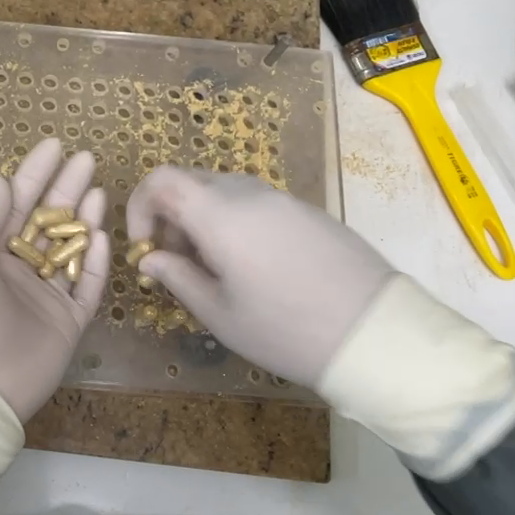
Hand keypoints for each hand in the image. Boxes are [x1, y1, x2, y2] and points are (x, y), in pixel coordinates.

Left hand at [0, 138, 111, 420]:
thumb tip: (0, 181)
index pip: (14, 205)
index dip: (33, 174)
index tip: (54, 146)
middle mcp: (16, 271)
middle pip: (46, 222)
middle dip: (65, 189)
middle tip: (86, 158)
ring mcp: (44, 297)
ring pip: (70, 249)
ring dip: (83, 219)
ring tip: (99, 188)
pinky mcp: (67, 323)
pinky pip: (86, 287)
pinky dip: (96, 262)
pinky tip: (104, 234)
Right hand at [124, 166, 392, 387]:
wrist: (375, 333)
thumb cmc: (285, 330)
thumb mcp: (219, 314)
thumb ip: (178, 277)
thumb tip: (151, 258)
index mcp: (219, 215)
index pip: (161, 181)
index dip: (140, 207)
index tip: (145, 248)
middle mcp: (249, 194)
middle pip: (190, 182)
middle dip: (170, 217)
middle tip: (176, 263)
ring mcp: (283, 199)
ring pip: (224, 192)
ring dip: (202, 220)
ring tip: (213, 269)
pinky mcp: (308, 212)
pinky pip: (256, 204)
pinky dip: (235, 223)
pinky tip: (252, 268)